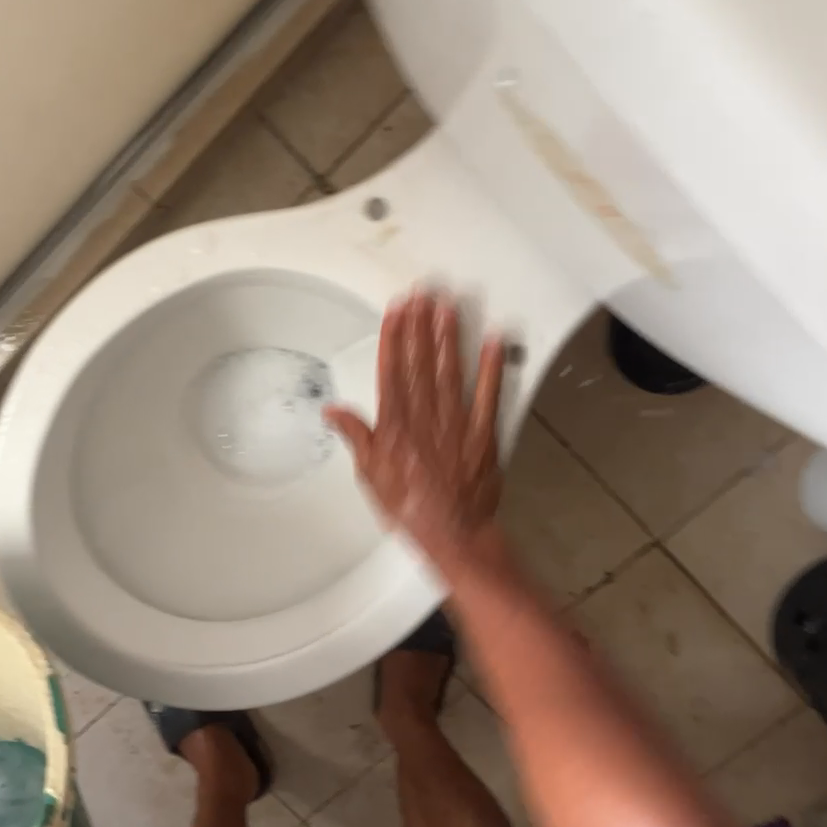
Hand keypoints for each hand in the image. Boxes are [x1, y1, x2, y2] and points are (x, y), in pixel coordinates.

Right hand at [324, 290, 510, 561]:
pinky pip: (488, 394)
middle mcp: (424, 418)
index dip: (393, 337)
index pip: (392, 370)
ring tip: (447, 306)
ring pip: (450, 370)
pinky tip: (492, 340)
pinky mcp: (481, 433)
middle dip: (420, 325)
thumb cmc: (410, 507)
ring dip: (448, 336)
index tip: (396, 311)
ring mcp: (455, 423)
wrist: (450, 532)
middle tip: (423, 294)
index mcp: (396, 426)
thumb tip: (334, 412)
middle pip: (420, 363)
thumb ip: (355, 436)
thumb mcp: (370, 474)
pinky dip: (491, 367)